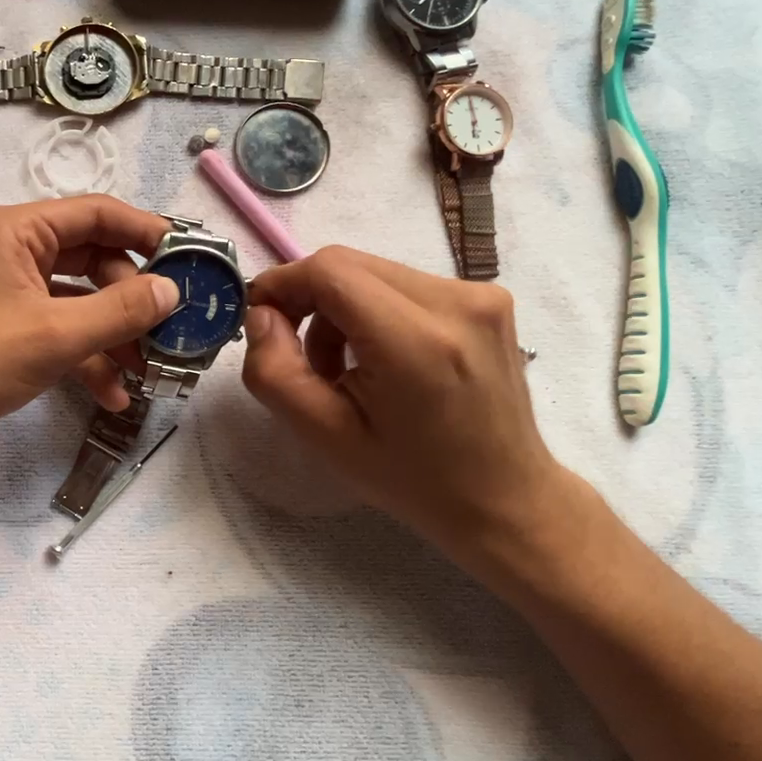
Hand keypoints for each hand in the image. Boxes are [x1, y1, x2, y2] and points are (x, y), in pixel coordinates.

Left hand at [0, 196, 178, 460]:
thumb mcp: (57, 335)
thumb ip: (122, 309)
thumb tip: (175, 290)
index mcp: (17, 230)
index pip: (96, 213)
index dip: (147, 232)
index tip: (193, 259)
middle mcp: (14, 252)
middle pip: (94, 259)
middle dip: (134, 297)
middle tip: (171, 327)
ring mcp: (11, 292)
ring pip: (81, 300)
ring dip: (116, 334)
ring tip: (150, 370)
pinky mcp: (10, 331)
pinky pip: (62, 332)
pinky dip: (88, 358)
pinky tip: (114, 395)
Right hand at [239, 246, 568, 562]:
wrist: (502, 496)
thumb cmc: (408, 476)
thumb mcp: (320, 434)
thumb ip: (274, 370)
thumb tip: (260, 315)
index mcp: (415, 341)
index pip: (329, 270)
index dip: (281, 283)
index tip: (258, 319)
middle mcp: (456, 303)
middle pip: (348, 264)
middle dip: (305, 297)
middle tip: (290, 348)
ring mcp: (480, 296)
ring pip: (372, 272)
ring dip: (337, 308)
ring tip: (337, 366)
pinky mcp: (487, 299)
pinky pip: (401, 283)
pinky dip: (370, 310)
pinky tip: (374, 358)